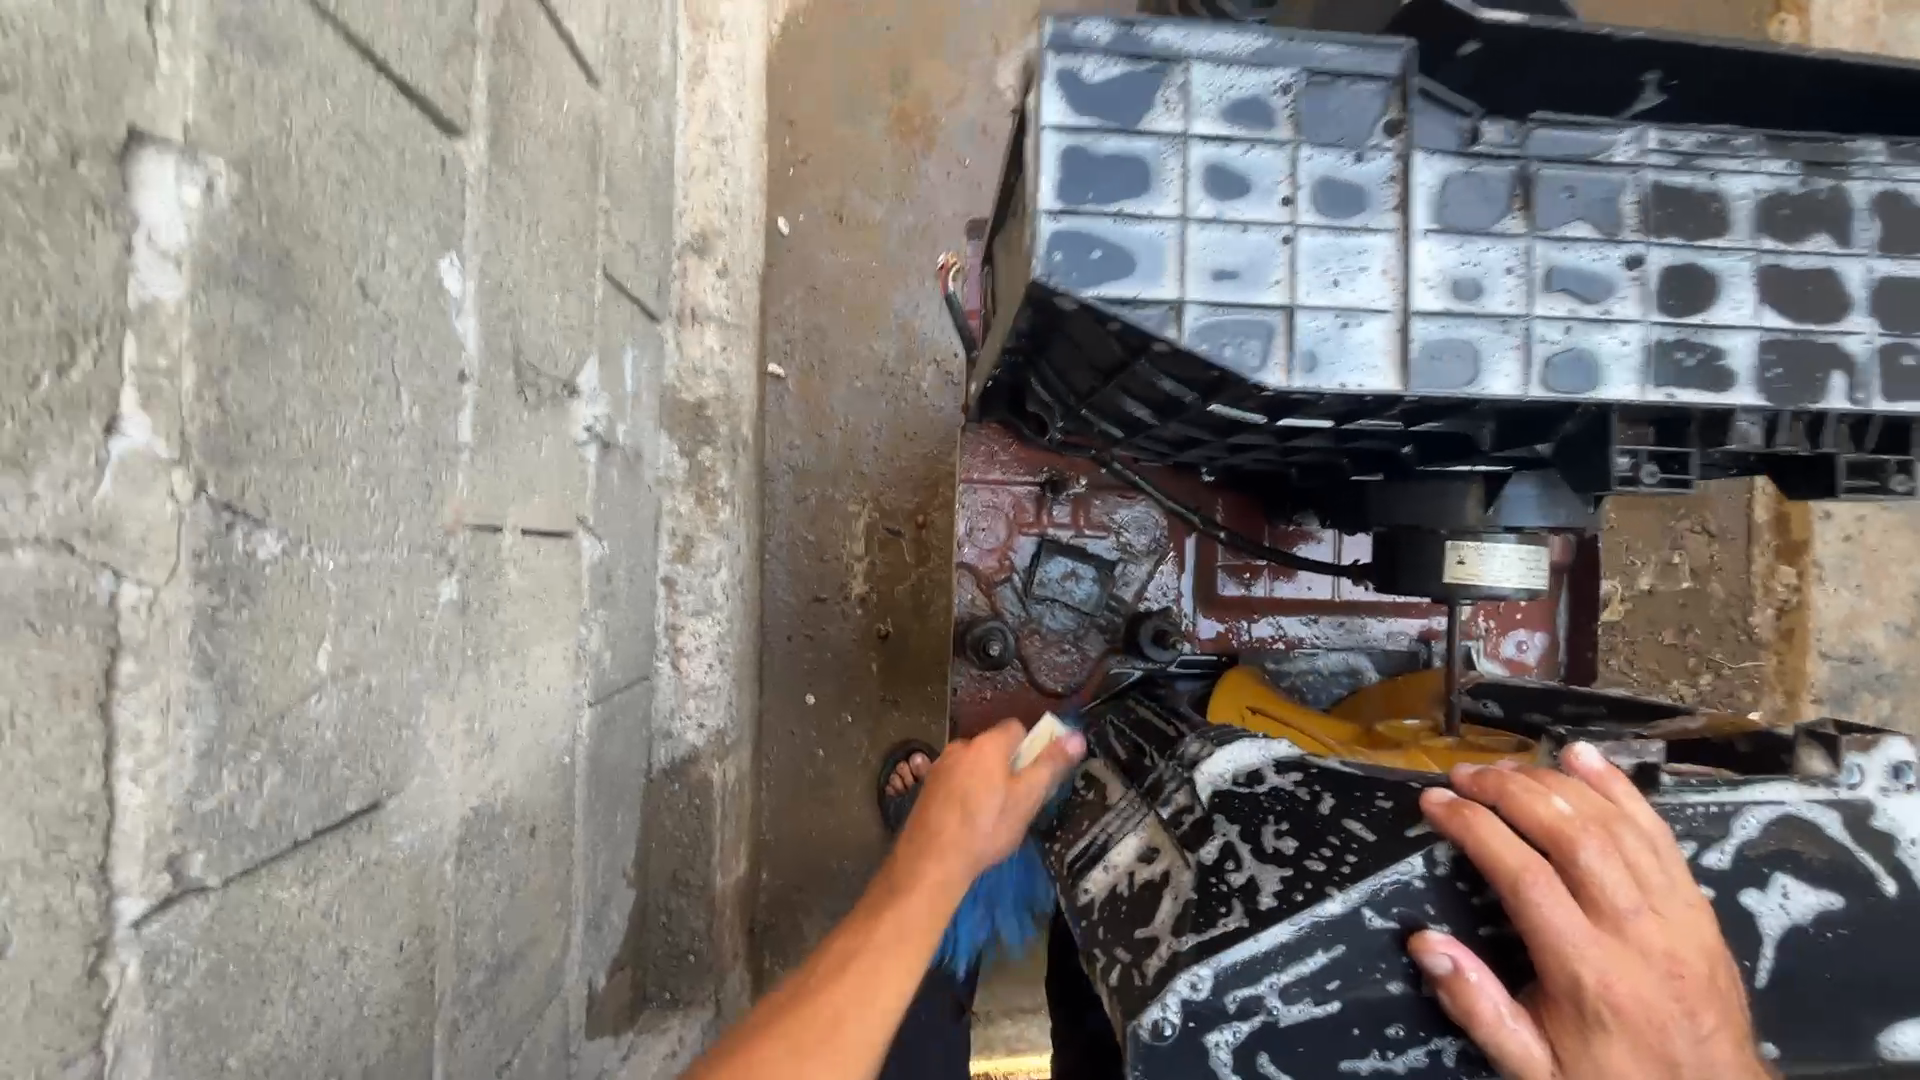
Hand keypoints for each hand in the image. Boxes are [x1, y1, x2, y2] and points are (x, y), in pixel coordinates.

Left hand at [893, 718, 1085, 888]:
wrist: (932, 859)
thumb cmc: (987, 827)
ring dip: (984, 779)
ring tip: (990, 815)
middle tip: (1016, 801)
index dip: (1030, 748)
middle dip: (1007, 766)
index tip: (1033, 776)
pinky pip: (955, 779)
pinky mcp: (927, 786)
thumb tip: (1077, 736)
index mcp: (987, 744)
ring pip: (973, 764)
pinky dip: (964, 791)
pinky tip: (967, 820)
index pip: (1016, 728)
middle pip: (993, 747)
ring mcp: (940, 765)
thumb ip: (1051, 764)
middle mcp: (961, 746)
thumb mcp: (1027, 798)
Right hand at [1408, 743, 1766, 1079]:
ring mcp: (1677, 915)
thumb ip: (1476, 1007)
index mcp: (1587, 971)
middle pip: (1572, 835)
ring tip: (1505, 767)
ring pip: (1615, 825)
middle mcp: (1637, 932)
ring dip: (1554, 783)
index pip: (1523, 874)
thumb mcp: (1532, 1068)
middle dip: (1509, 791)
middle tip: (1463, 774)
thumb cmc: (1607, 1079)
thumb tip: (1422, 940)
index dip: (1472, 826)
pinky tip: (1583, 757)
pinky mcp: (1699, 908)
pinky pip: (1660, 835)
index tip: (1433, 802)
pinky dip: (1619, 789)